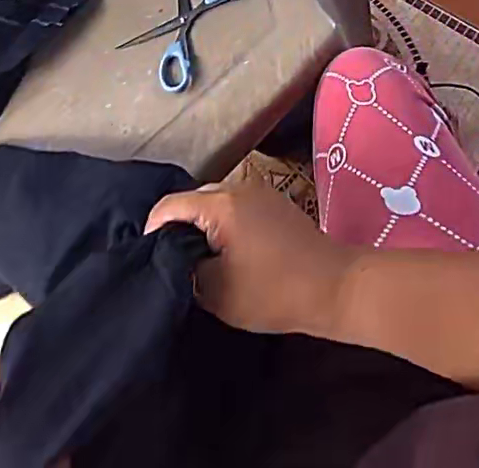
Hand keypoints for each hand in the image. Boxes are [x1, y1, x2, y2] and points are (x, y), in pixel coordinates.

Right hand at [144, 183, 355, 337]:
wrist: (331, 284)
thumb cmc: (271, 290)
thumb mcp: (214, 289)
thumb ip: (184, 267)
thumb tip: (171, 257)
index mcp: (222, 204)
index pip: (170, 206)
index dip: (151, 233)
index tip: (146, 263)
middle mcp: (241, 187)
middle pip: (193, 200)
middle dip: (176, 228)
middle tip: (167, 264)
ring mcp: (262, 192)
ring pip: (216, 202)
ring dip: (201, 226)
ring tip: (192, 261)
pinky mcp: (275, 203)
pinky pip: (237, 206)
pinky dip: (223, 223)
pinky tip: (222, 251)